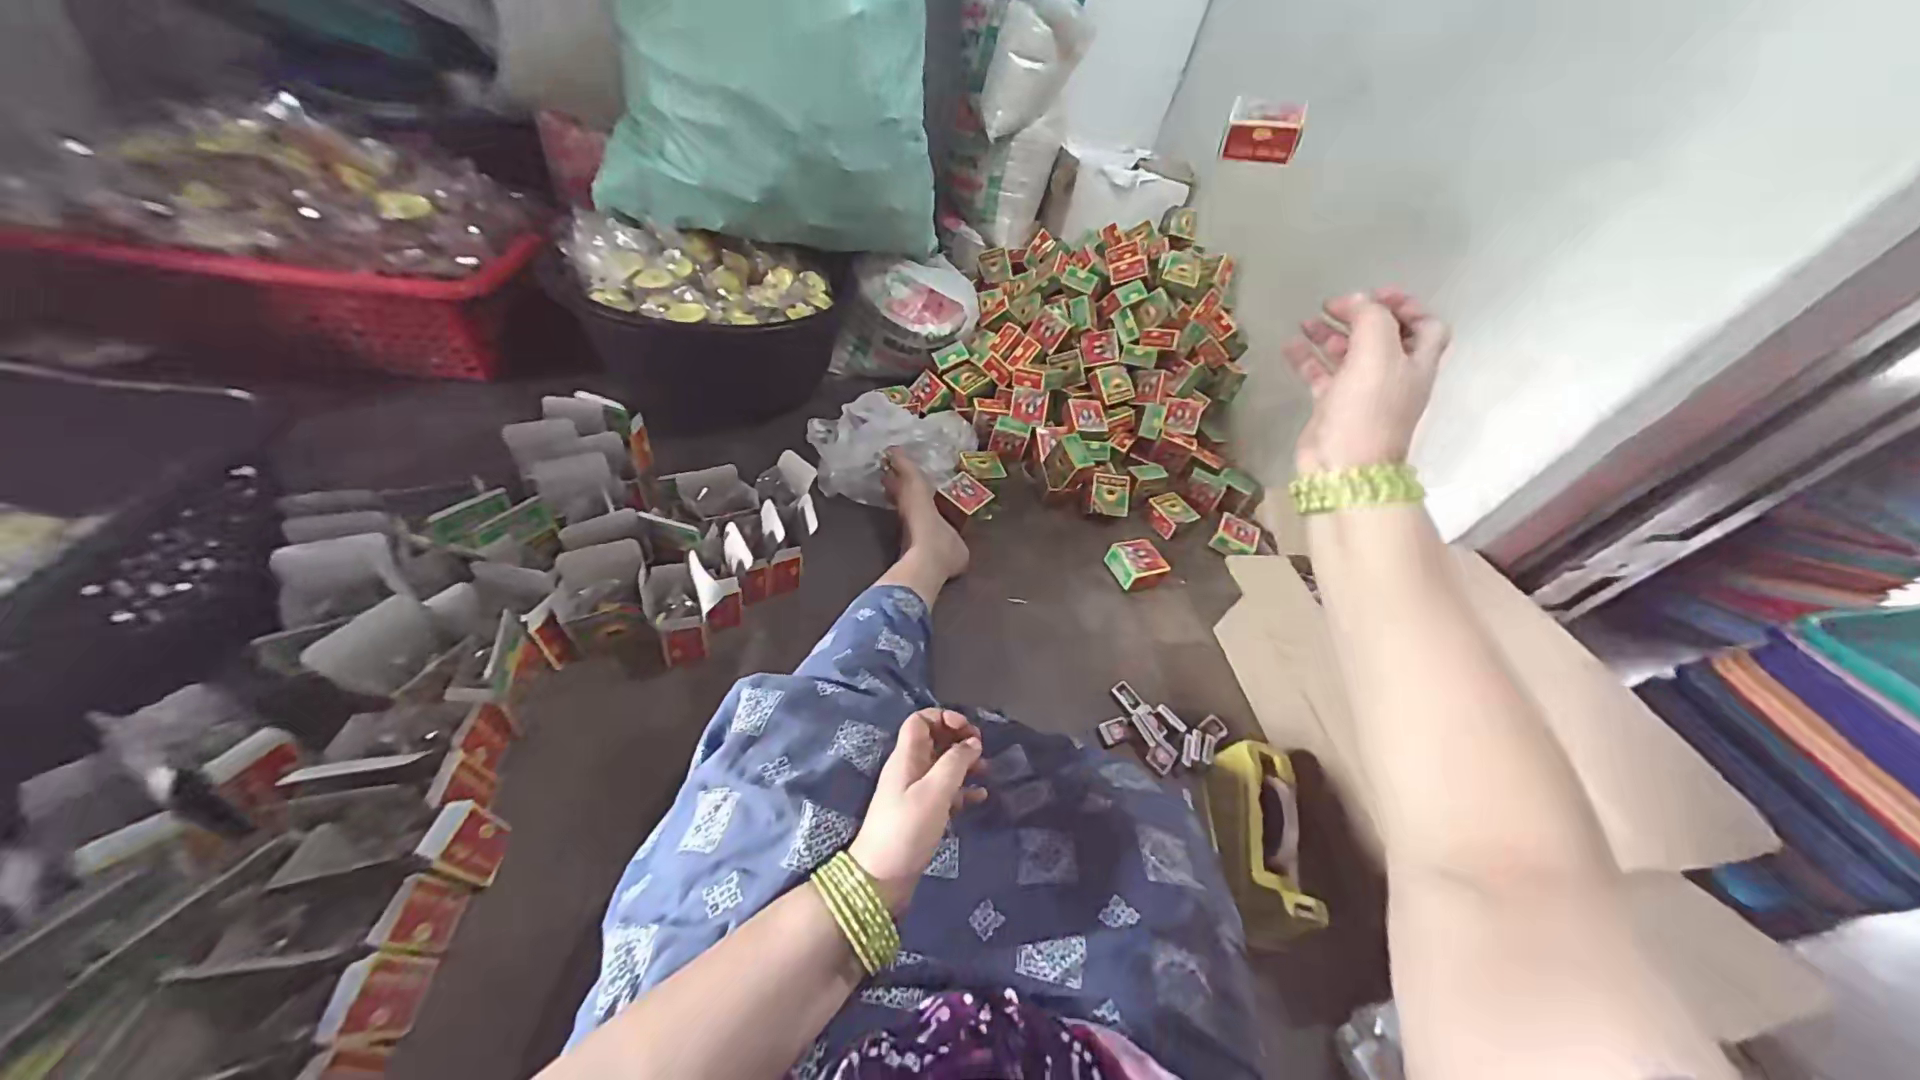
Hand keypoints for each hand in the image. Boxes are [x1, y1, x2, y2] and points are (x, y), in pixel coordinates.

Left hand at [848, 709, 985, 914]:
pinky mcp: (921, 812)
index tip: (968, 730)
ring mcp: (914, 791)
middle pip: (934, 740)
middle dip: (959, 739)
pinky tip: (980, 797)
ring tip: (986, 772)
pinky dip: (962, 789)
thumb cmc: (907, 828)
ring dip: (964, 764)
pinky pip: (945, 790)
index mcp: (906, 757)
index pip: (920, 720)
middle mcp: (909, 768)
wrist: (881, 877)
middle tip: (981, 750)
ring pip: (942, 765)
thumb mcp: (935, 791)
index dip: (944, 717)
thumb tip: (972, 742)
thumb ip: (955, 762)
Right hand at [1284, 289, 1450, 474]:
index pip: (1425, 326)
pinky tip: (1290, 346)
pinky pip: (1321, 376)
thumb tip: (1355, 301)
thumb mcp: (1377, 354)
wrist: (1344, 466)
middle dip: (1359, 317)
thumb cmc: (1367, 409)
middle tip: (1331, 306)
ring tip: (1306, 321)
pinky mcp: (1332, 407)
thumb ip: (1370, 319)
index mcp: (1416, 363)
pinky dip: (1307, 359)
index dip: (1406, 305)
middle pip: (1381, 337)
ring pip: (1348, 355)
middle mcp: (1392, 376)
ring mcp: (1361, 393)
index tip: (1375, 294)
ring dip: (1330, 335)